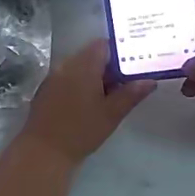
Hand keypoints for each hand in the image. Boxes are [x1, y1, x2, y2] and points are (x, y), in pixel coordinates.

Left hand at [18, 38, 155, 164]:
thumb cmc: (81, 130)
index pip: (102, 45)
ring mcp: (52, 76)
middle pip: (90, 55)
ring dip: (94, 75)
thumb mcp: (112, 113)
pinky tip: (90, 101)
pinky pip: (67, 77)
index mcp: (82, 66)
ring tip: (112, 94)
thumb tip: (149, 80)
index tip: (134, 64)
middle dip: (108, 66)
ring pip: (78, 67)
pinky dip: (80, 83)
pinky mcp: (46, 89)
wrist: (44, 150)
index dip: (119, 52)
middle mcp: (65, 65)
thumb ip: (131, 94)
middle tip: (127, 82)